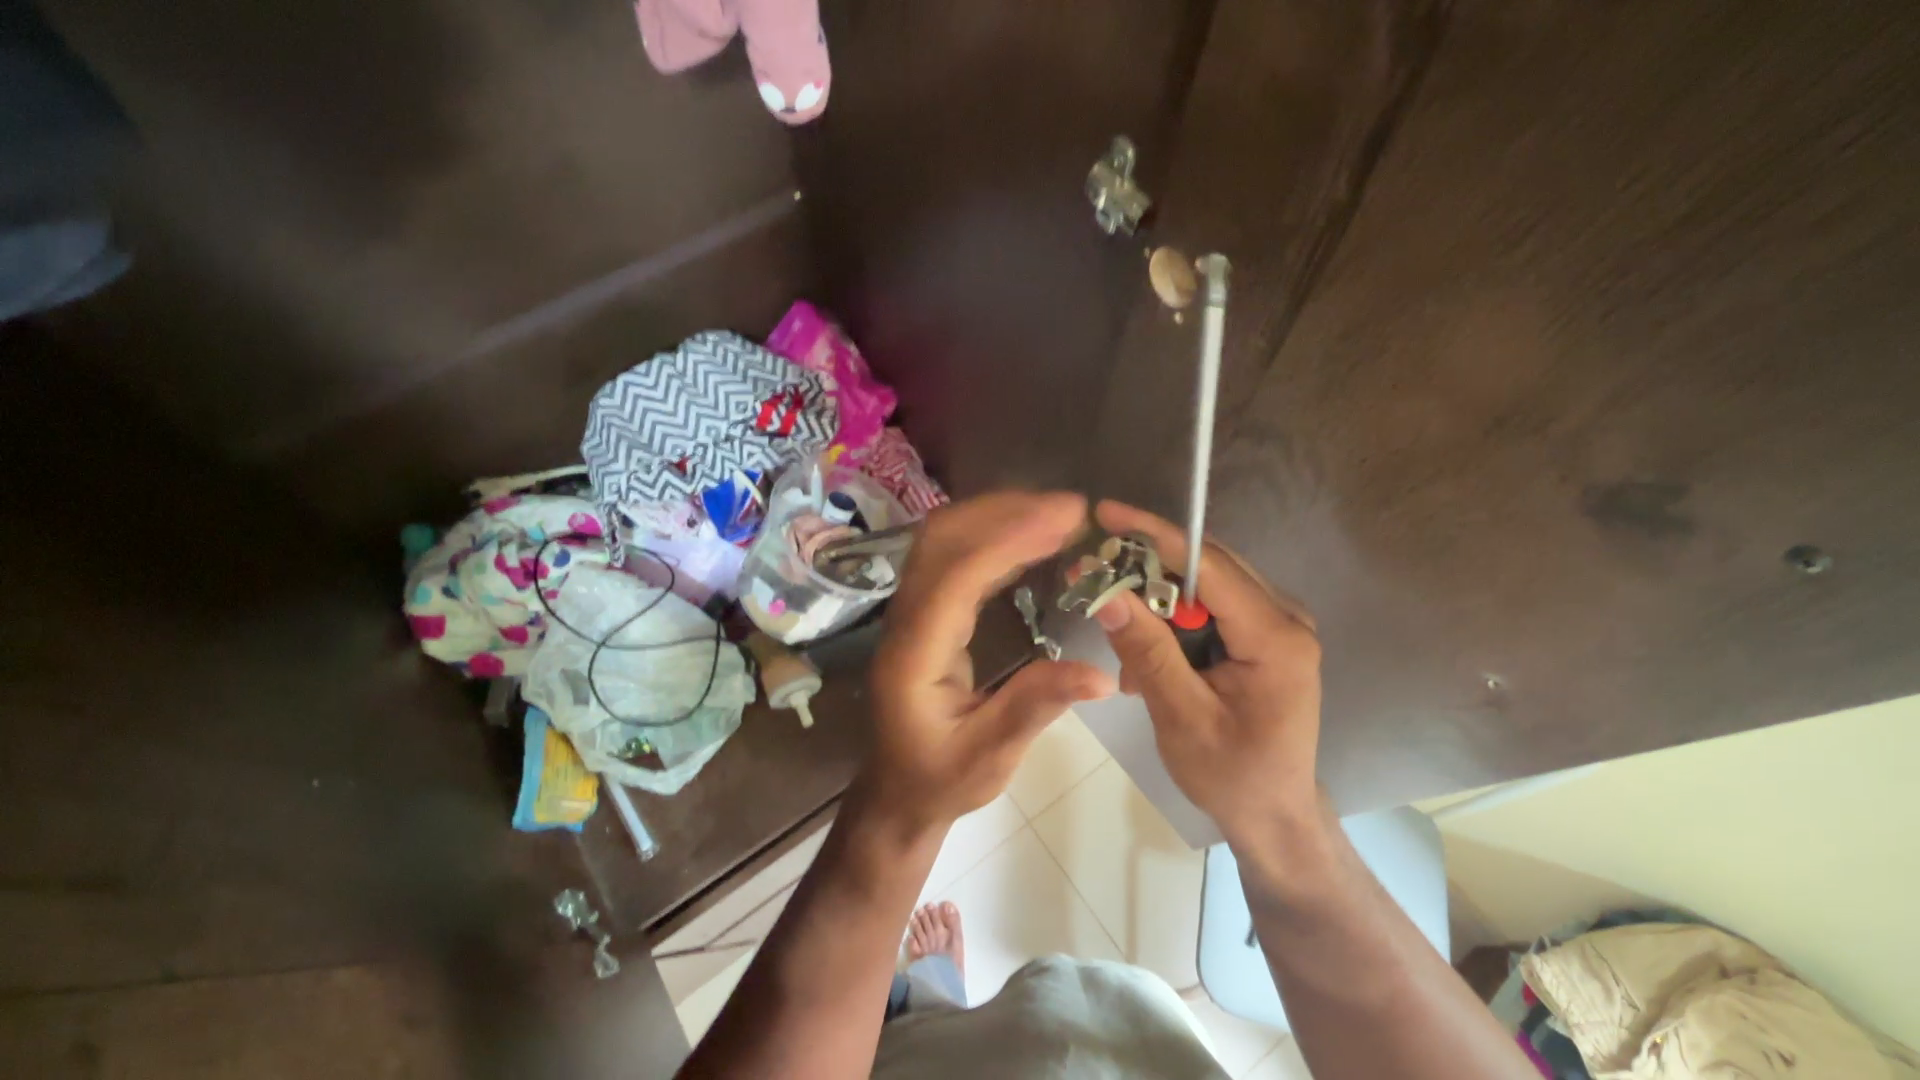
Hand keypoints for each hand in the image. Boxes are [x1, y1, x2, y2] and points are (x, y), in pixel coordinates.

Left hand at [863, 493, 1115, 832]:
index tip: (1065, 518)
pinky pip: (952, 556)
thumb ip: (1034, 709)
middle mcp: (906, 620)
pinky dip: (992, 536)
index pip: (957, 576)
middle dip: (1004, 512)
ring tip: (1058, 515)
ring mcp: (910, 612)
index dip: (1009, 539)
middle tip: (1070, 508)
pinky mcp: (924, 612)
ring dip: (997, 516)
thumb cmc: (940, 779)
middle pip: (942, 539)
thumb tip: (1101, 675)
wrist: (898, 791)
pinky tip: (1032, 538)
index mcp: (915, 653)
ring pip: (943, 539)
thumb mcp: (990, 758)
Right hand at [1089, 500, 1323, 847]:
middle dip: (1147, 566)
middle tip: (1093, 570)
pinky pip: (1212, 608)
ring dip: (1157, 604)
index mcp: (1276, 638)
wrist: (1275, 814)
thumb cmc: (1231, 775)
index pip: (1210, 566)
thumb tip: (1105, 593)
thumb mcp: (1180, 716)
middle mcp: (1285, 618)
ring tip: (1122, 646)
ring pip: (1207, 585)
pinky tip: (1147, 664)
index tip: (1106, 513)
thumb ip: (1147, 650)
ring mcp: (1278, 625)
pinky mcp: (1265, 637)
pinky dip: (1173, 624)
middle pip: (1208, 566)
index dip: (1155, 535)